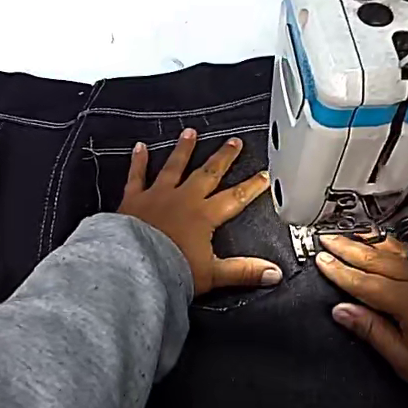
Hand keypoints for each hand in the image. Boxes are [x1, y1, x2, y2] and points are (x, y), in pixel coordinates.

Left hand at [120, 129, 280, 294]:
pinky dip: (138, 161)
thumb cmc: (171, 271)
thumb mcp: (213, 274)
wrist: (133, 267)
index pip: (236, 198)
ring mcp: (157, 195)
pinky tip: (140, 147)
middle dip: (223, 157)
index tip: (264, 175)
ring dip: (184, 149)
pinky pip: (137, 176)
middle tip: (234, 142)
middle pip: (208, 173)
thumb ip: (244, 271)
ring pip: (174, 166)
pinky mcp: (133, 199)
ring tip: (190, 132)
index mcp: (204, 215)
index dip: (252, 186)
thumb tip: (274, 274)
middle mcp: (183, 199)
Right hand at [314, 235, 407, 407]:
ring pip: (398, 249)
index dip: (338, 270)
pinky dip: (398, 244)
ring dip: (372, 240)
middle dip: (349, 247)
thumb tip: (340, 310)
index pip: (363, 281)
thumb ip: (371, 330)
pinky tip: (390, 241)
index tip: (319, 258)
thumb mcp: (405, 360)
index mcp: (407, 300)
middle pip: (377, 258)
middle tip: (326, 237)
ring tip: (352, 231)